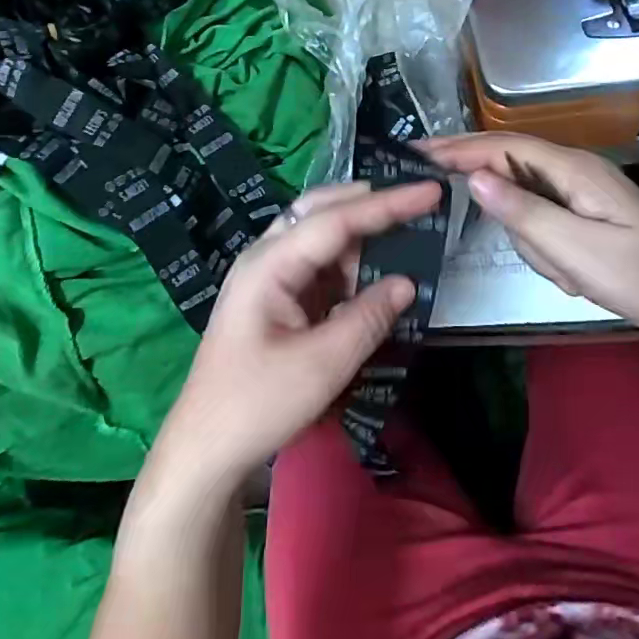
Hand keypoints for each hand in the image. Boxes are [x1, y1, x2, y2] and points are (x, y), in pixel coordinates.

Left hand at [151, 179, 442, 484]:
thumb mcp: (322, 365)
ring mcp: (268, 278)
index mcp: (269, 264)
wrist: (206, 448)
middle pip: (322, 213)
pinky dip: (350, 267)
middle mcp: (266, 258)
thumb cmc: (258, 404)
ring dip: (362, 238)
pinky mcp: (275, 299)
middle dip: (371, 205)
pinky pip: (318, 268)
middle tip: (420, 201)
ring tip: (408, 235)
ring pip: (321, 238)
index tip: (431, 191)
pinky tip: (376, 273)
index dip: (387, 204)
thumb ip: (368, 318)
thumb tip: (407, 283)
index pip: (336, 220)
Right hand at [423, 132, 638, 352]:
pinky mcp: (583, 210)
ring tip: (561, 271)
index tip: (418, 153)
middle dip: (477, 172)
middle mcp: (574, 169)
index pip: (503, 147)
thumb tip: (474, 177)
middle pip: (509, 160)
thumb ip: (522, 212)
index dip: (459, 148)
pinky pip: (543, 218)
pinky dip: (543, 244)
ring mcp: (580, 189)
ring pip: (524, 197)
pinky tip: (568, 272)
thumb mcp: (574, 249)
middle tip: (429, 173)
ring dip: (528, 236)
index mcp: (573, 169)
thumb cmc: (638, 276)